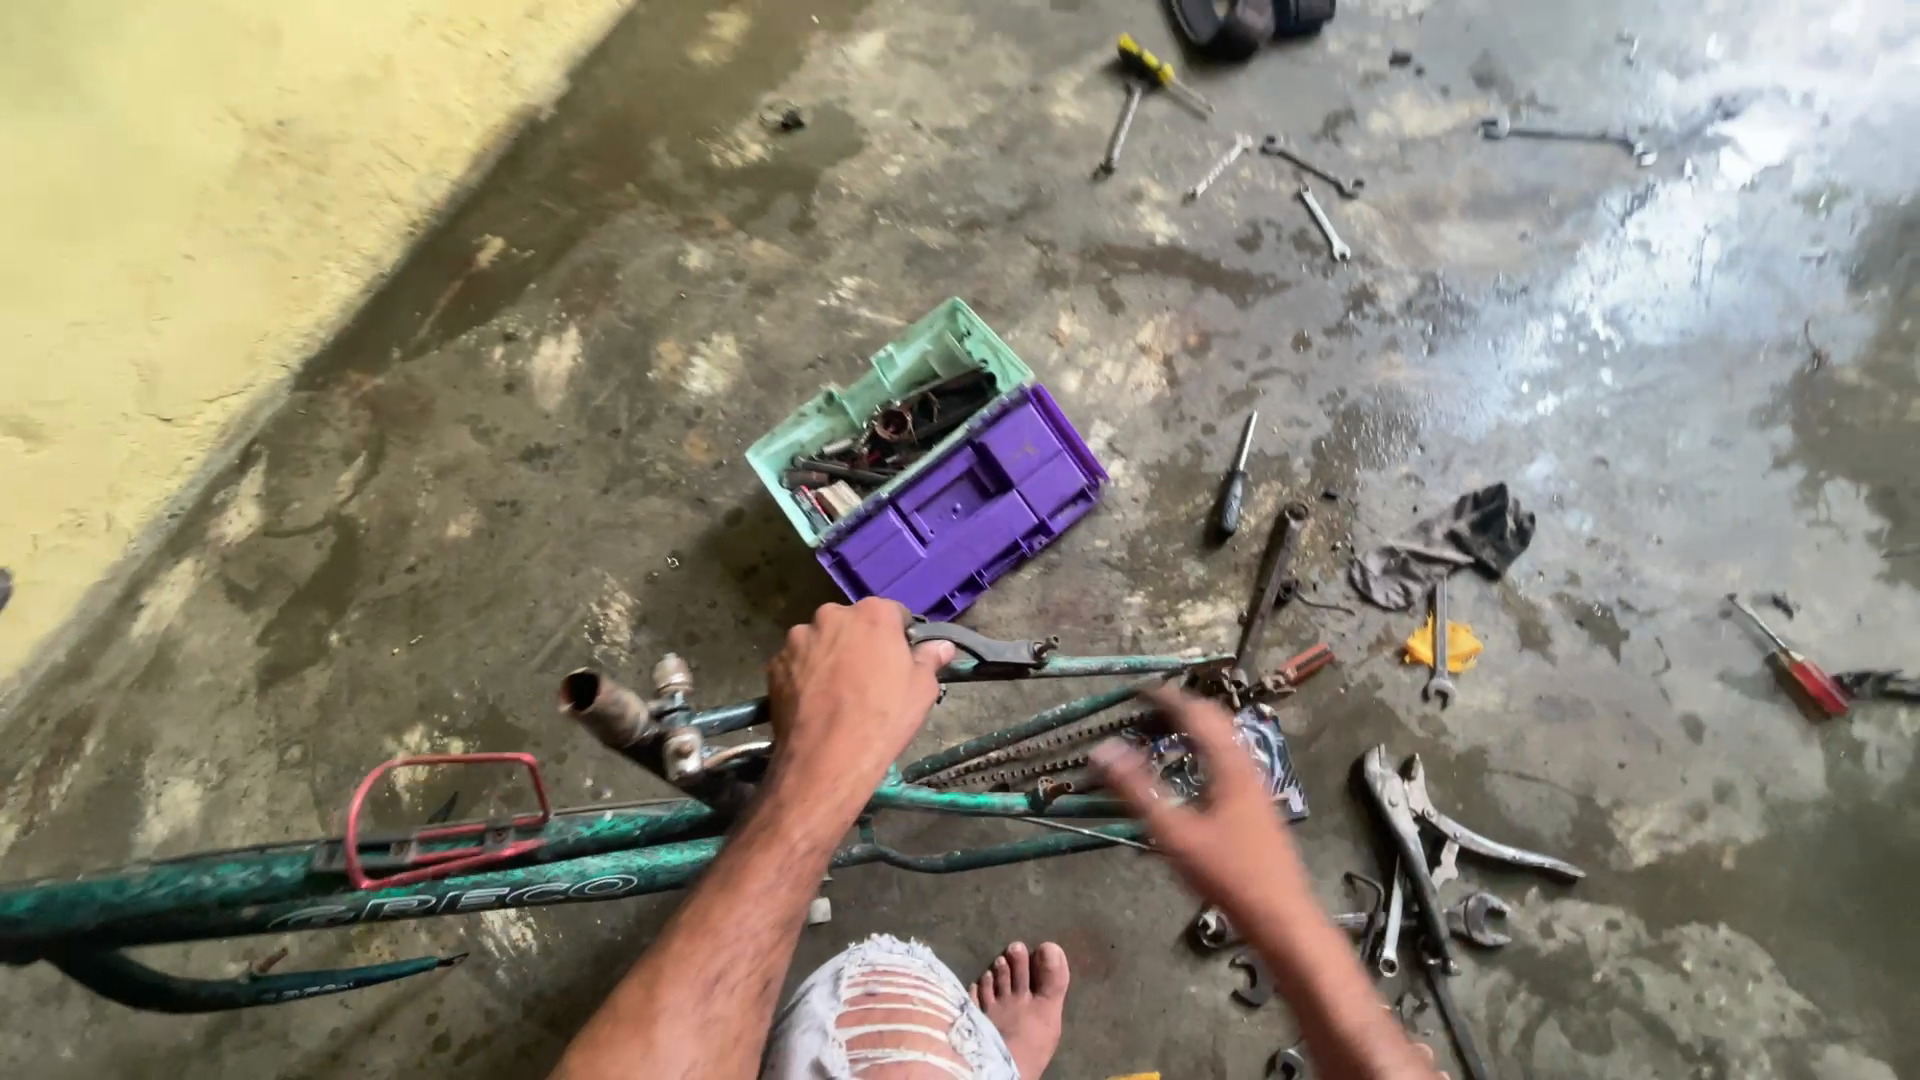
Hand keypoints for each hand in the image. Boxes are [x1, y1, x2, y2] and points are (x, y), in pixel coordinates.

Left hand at [765, 599, 955, 810]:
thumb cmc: (884, 718)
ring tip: (837, 692)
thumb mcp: (922, 689)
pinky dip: (805, 675)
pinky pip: (797, 662)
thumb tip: (941, 645)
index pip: (892, 613)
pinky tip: (815, 701)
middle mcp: (831, 615)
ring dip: (829, 656)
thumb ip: (930, 658)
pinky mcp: (775, 663)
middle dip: (860, 642)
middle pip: (852, 623)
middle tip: (868, 677)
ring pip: (821, 641)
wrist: (827, 758)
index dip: (898, 636)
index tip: (899, 659)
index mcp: (872, 613)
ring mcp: (798, 638)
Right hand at [1091, 687, 1309, 924]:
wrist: (1282, 918)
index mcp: (1229, 765)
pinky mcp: (1259, 805)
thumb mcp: (1173, 832)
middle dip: (1182, 707)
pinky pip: (1230, 758)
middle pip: (1216, 720)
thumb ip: (1136, 790)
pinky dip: (1207, 748)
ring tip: (1168, 729)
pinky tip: (1195, 769)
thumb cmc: (1227, 874)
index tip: (1139, 690)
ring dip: (1197, 727)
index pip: (1195, 713)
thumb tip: (1103, 752)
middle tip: (1151, 706)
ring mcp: (1258, 786)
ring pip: (1226, 739)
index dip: (1166, 697)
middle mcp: (1248, 767)